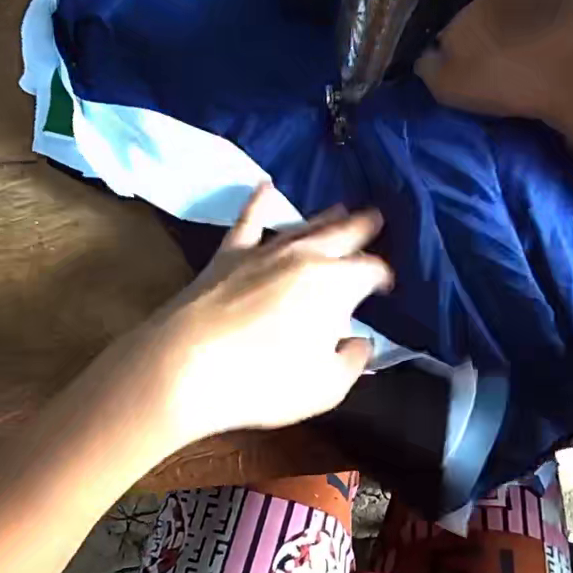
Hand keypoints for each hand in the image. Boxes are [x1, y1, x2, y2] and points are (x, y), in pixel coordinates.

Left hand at [130, 186, 392, 445]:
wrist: (187, 366)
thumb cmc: (264, 382)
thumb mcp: (326, 387)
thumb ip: (352, 361)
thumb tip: (360, 341)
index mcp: (337, 284)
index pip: (371, 271)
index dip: (383, 278)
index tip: (386, 287)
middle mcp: (304, 256)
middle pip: (343, 235)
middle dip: (364, 228)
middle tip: (377, 218)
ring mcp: (264, 251)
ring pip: (303, 225)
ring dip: (325, 217)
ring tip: (342, 208)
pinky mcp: (227, 255)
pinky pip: (248, 221)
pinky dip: (258, 202)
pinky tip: (265, 186)